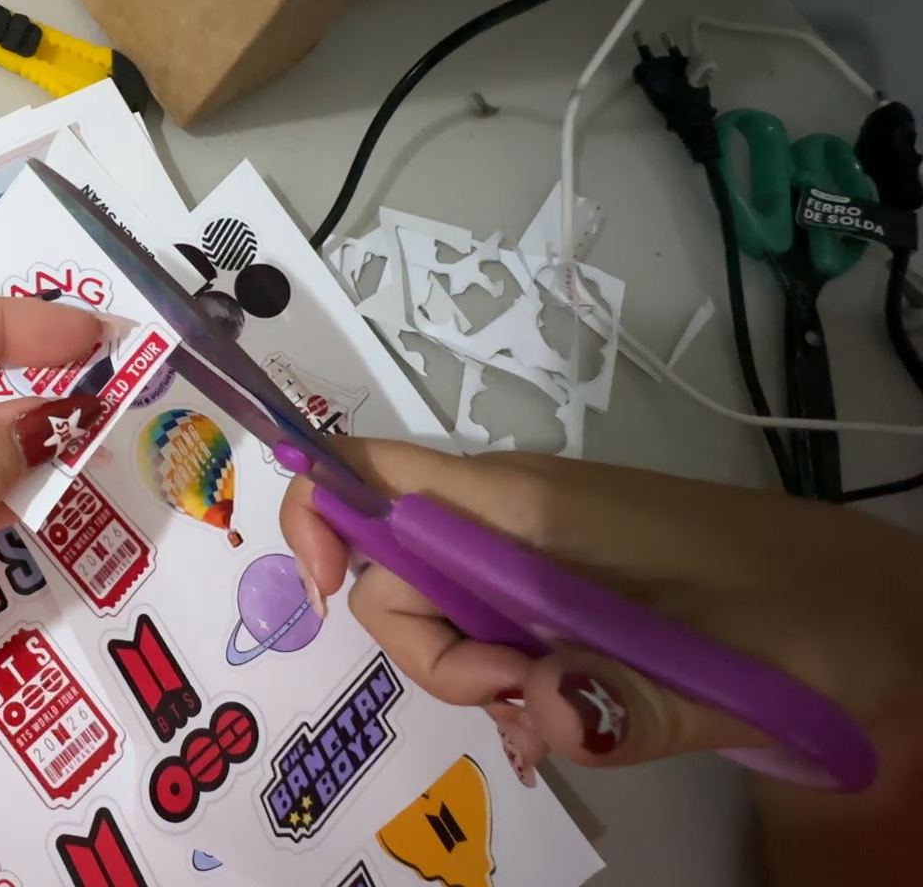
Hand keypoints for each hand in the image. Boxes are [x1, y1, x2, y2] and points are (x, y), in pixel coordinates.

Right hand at [280, 439, 922, 778]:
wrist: (872, 599)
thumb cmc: (812, 607)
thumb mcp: (751, 667)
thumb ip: (644, 697)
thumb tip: (541, 713)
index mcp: (516, 502)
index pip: (368, 467)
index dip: (315, 510)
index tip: (324, 589)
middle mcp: (490, 515)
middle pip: (385, 567)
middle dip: (425, 645)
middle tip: (518, 696)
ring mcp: (506, 550)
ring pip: (421, 604)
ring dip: (463, 668)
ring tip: (566, 707)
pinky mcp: (526, 583)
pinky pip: (465, 622)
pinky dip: (487, 671)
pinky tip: (560, 703)